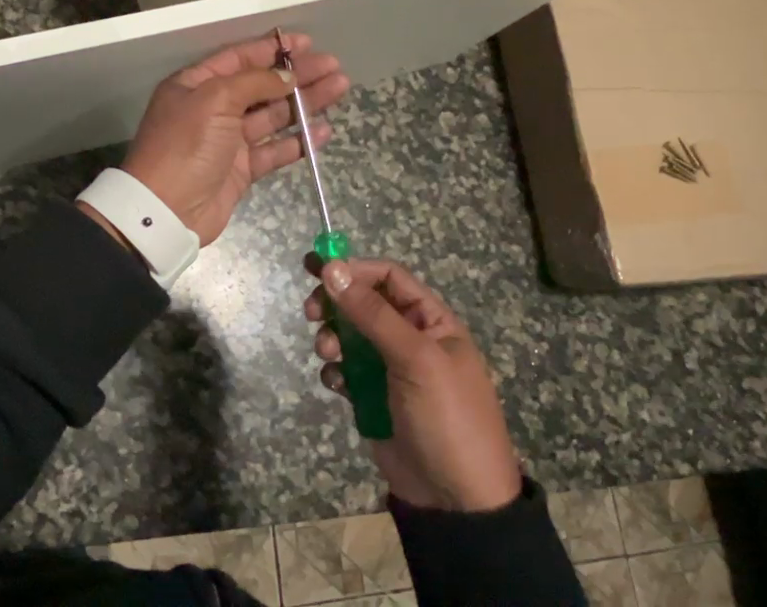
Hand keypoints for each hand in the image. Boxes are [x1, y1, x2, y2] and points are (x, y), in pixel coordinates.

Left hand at [118, 32, 349, 245]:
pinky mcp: (240, 170)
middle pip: (261, 85)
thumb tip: (286, 76)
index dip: (272, 49)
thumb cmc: (186, 145)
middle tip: (333, 66)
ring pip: (272, 116)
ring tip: (339, 89)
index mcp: (195, 84)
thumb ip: (254, 83)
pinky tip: (323, 131)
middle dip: (297, 75)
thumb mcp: (215, 100)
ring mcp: (227, 140)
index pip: (238, 58)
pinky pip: (274, 150)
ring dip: (304, 103)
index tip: (306, 43)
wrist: (167, 210)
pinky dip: (298, 141)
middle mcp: (211, 109)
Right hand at [306, 258, 522, 512]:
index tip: (317, 271)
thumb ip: (372, 313)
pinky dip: (335, 373)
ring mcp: (391, 370)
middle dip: (336, 304)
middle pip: (363, 304)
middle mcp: (411, 339)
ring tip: (327, 354)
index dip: (354, 270)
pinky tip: (336, 386)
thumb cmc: (446, 416)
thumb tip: (332, 268)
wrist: (456, 498)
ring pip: (349, 337)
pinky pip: (346, 372)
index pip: (389, 278)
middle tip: (311, 312)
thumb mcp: (414, 359)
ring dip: (332, 339)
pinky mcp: (373, 398)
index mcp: (433, 322)